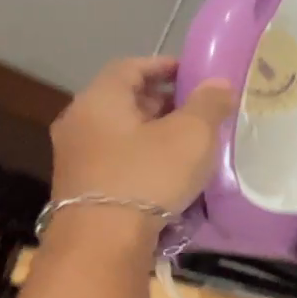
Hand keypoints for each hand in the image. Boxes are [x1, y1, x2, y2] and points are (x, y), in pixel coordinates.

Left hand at [49, 57, 236, 239]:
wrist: (105, 232)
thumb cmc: (150, 173)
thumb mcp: (192, 135)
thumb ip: (208, 104)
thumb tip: (219, 82)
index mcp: (101, 99)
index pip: (130, 67)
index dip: (163, 64)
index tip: (195, 71)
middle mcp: (80, 117)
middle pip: (124, 96)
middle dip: (163, 97)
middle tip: (201, 106)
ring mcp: (77, 149)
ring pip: (122, 124)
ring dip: (155, 124)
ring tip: (192, 137)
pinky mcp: (84, 175)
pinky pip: (119, 148)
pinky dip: (145, 146)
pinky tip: (170, 162)